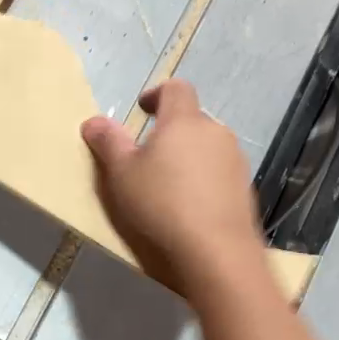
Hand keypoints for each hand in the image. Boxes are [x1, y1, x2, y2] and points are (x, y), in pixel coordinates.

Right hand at [81, 79, 264, 297]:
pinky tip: (188, 206)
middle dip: (170, 130)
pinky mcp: (245, 187)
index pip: (176, 88)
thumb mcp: (121, 174)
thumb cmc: (161, 204)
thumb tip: (93, 120)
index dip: (157, 93)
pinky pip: (218, 171)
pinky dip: (202, 178)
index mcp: (184, 121)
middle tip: (146, 156)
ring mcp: (235, 160)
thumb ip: (108, 142)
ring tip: (166, 184)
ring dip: (187, 155)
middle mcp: (215, 132)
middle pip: (191, 118)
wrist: (216, 251)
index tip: (141, 109)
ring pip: (206, 145)